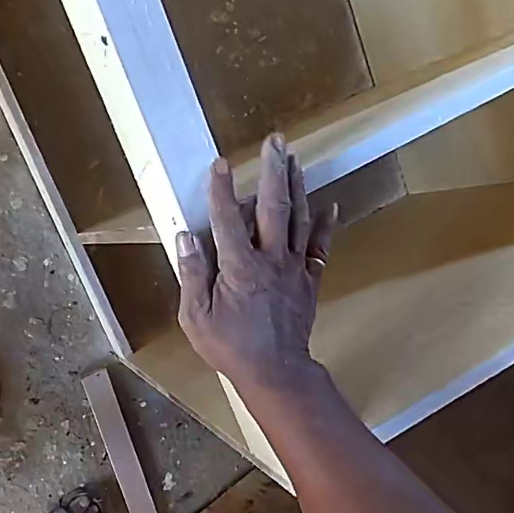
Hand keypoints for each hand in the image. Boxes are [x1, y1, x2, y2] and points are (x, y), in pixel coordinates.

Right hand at [175, 134, 335, 399]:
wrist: (275, 371)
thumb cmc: (228, 345)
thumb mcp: (195, 315)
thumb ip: (192, 274)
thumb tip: (186, 237)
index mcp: (239, 267)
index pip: (227, 219)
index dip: (221, 190)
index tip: (219, 163)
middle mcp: (270, 259)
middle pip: (274, 207)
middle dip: (273, 171)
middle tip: (275, 142)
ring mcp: (294, 267)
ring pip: (299, 218)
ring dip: (296, 186)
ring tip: (294, 159)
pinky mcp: (308, 279)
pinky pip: (319, 246)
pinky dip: (324, 224)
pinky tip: (327, 204)